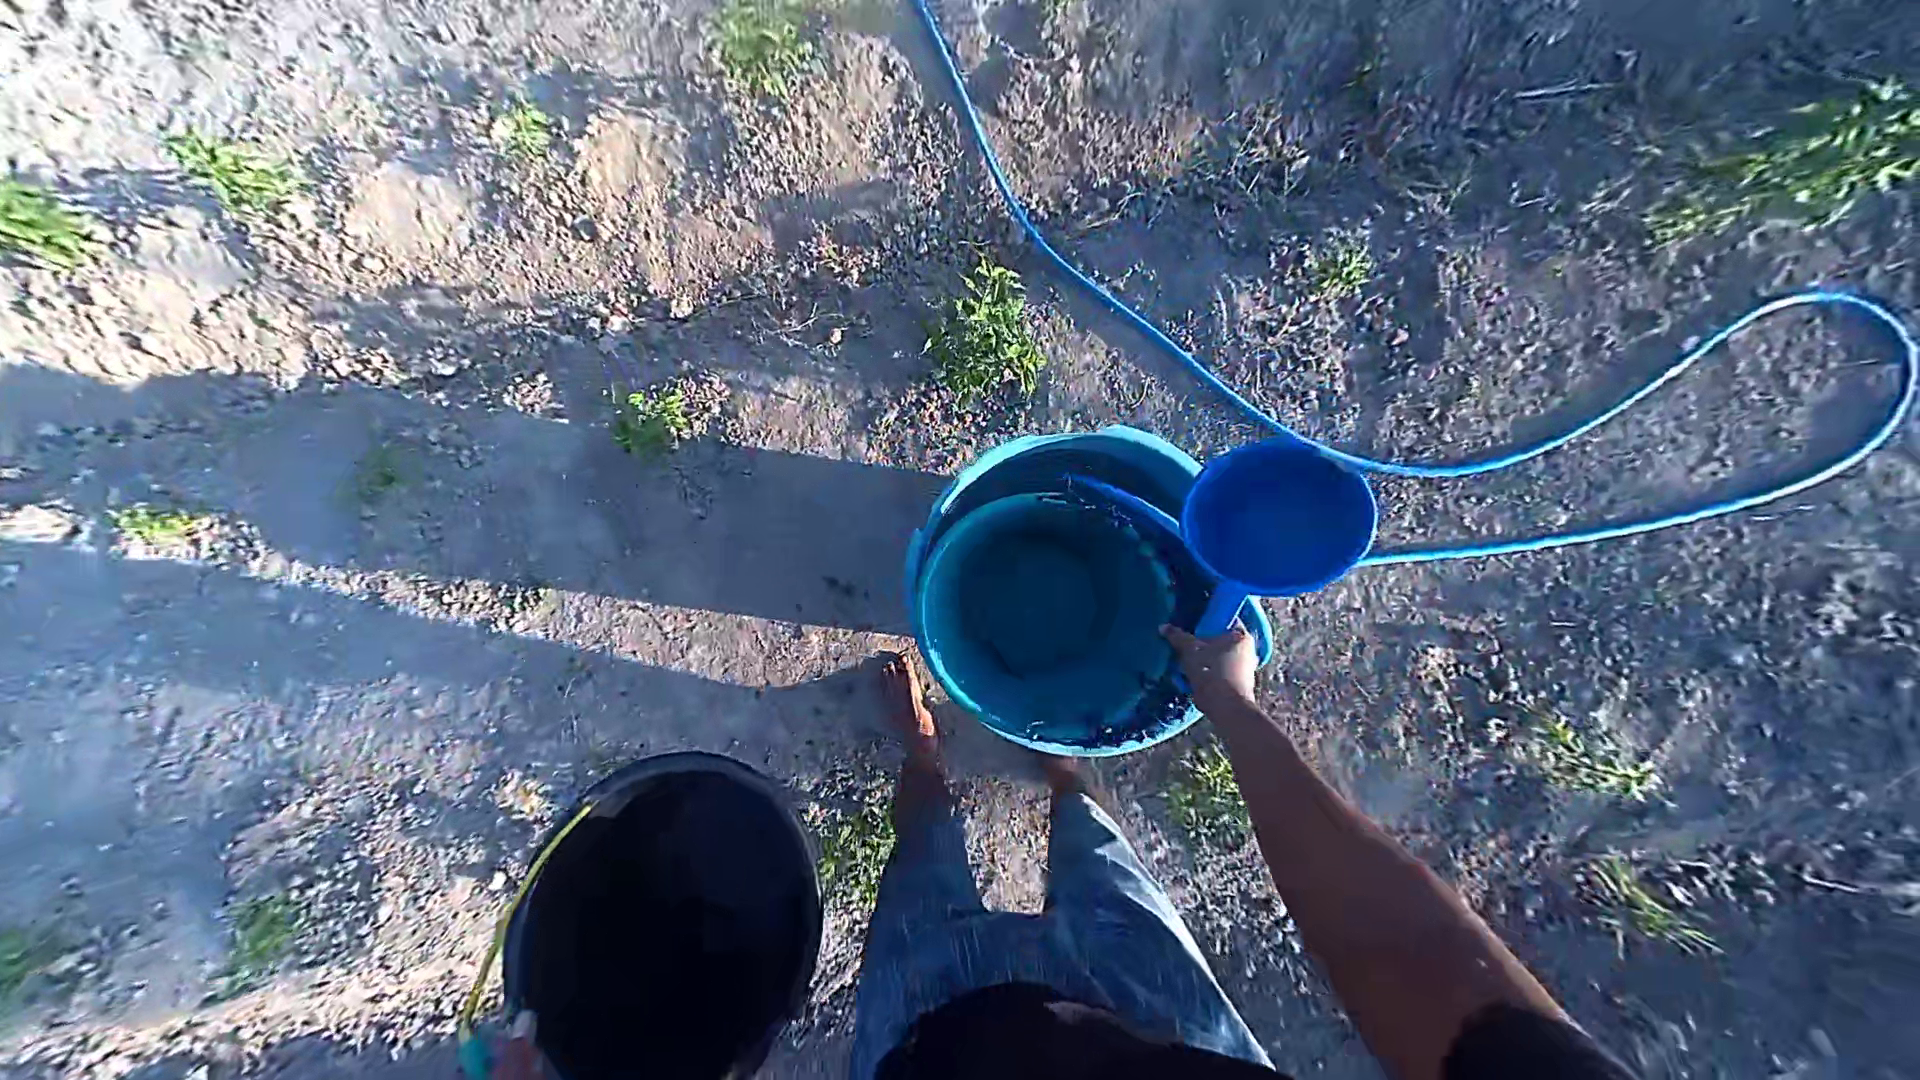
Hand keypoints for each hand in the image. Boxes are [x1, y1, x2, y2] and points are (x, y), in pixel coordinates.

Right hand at [1160, 623, 1257, 715]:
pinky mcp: (1240, 684)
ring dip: (1204, 661)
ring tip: (1186, 664)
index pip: (1222, 620)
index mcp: (1241, 636)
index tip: (1190, 628)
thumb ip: (1177, 637)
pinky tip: (1194, 678)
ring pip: (1219, 658)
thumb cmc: (1211, 672)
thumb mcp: (1189, 651)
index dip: (1204, 622)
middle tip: (1185, 647)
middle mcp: (1248, 650)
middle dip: (1202, 645)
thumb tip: (1163, 626)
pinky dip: (1208, 674)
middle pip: (1219, 641)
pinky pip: (1220, 672)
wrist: (1226, 708)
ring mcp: (1246, 669)